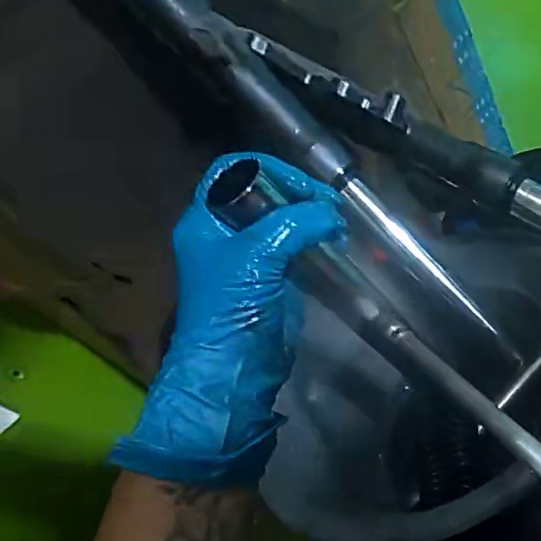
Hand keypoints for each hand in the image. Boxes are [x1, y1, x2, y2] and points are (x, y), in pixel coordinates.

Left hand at [110, 153, 345, 487]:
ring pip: (279, 223)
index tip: (307, 187)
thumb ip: (295, 224)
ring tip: (335, 223)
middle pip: (261, 195)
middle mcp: (223, 235)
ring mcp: (247, 261)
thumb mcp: (259, 256)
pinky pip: (292, 250)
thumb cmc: (233, 309)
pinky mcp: (269, 284)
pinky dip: (312, 243)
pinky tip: (332, 244)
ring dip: (308, 219)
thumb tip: (331, 214)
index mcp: (205, 221)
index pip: (234, 171)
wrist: (234, 370)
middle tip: (328, 207)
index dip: (270, 170)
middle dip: (296, 194)